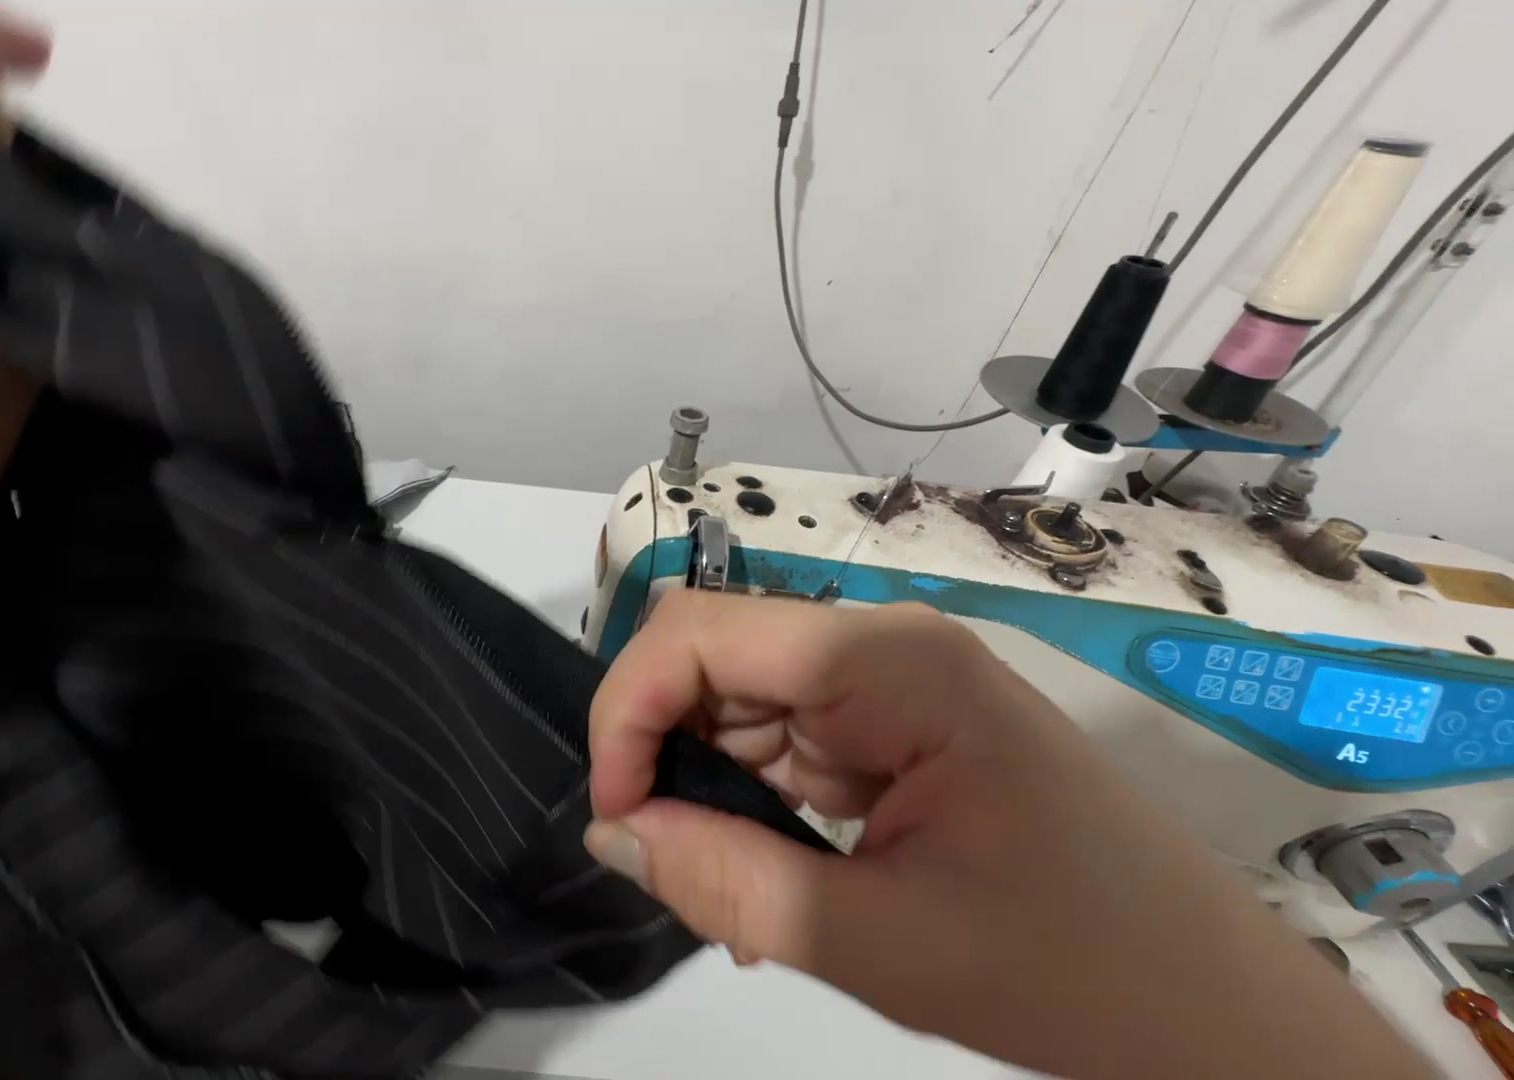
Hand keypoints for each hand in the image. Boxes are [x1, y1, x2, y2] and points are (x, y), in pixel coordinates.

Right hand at [587, 592, 1433, 1079]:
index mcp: (888, 662)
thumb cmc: (1074, 971)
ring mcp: (884, 681)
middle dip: (662, 751)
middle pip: (711, 658)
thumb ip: (730, 883)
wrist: (1220, 1011)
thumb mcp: (882, 942)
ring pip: (733, 702)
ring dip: (702, 783)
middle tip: (669, 862)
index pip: (700, 632)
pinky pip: (775, 738)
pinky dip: (744, 799)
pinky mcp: (886, 722)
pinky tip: (769, 870)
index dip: (630, 709)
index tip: (618, 816)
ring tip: (728, 886)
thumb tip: (611, 833)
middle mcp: (878, 646)